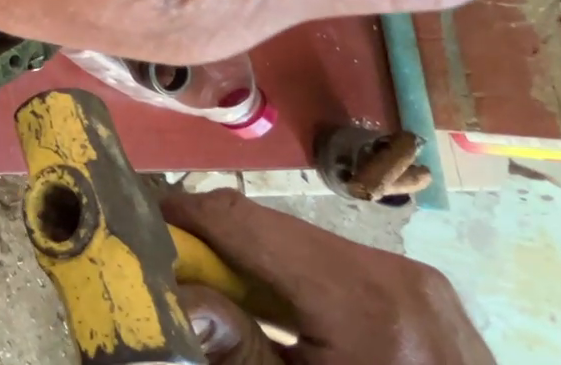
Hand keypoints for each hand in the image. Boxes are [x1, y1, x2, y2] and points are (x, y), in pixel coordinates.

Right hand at [164, 189, 493, 363]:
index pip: (243, 220)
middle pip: (269, 227)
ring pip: (298, 242)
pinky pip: (333, 263)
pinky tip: (276, 312)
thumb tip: (173, 294)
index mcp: (363, 299)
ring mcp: (416, 280)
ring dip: (250, 259)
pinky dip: (291, 277)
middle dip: (214, 243)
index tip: (136, 221)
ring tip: (223, 299)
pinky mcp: (424, 294)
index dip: (182, 214)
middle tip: (173, 271)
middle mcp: (395, 272)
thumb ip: (235, 348)